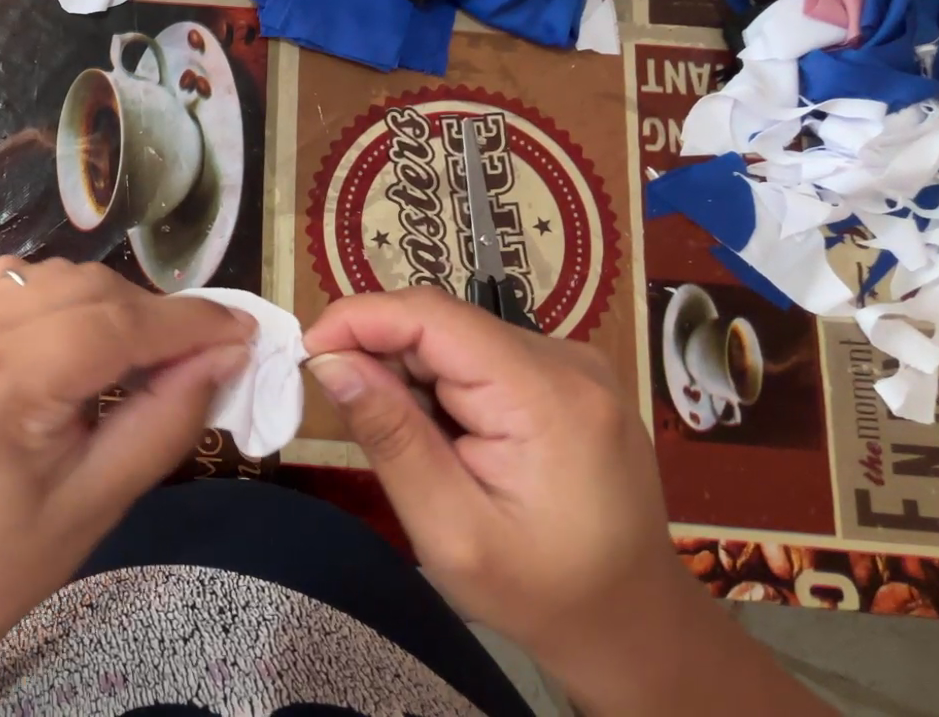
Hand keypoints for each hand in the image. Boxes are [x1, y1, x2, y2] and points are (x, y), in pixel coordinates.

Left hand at [0, 256, 255, 625]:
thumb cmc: (4, 563)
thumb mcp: (99, 501)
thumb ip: (166, 420)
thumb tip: (224, 357)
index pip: (113, 325)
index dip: (188, 323)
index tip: (244, 329)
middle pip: (85, 289)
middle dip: (155, 314)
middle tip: (202, 354)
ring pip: (54, 275)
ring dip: (112, 302)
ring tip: (145, 352)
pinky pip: (17, 282)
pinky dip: (64, 296)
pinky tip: (82, 336)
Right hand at [302, 286, 678, 654]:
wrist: (633, 623)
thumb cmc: (541, 591)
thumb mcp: (449, 529)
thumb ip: (390, 437)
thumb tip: (328, 360)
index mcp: (547, 396)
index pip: (432, 315)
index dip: (357, 319)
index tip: (305, 353)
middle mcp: (566, 360)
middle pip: (439, 322)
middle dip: (377, 352)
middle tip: (348, 412)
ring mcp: (569, 363)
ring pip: (451, 335)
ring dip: (405, 371)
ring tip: (406, 438)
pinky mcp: (561, 375)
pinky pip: (473, 352)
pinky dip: (434, 381)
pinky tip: (440, 434)